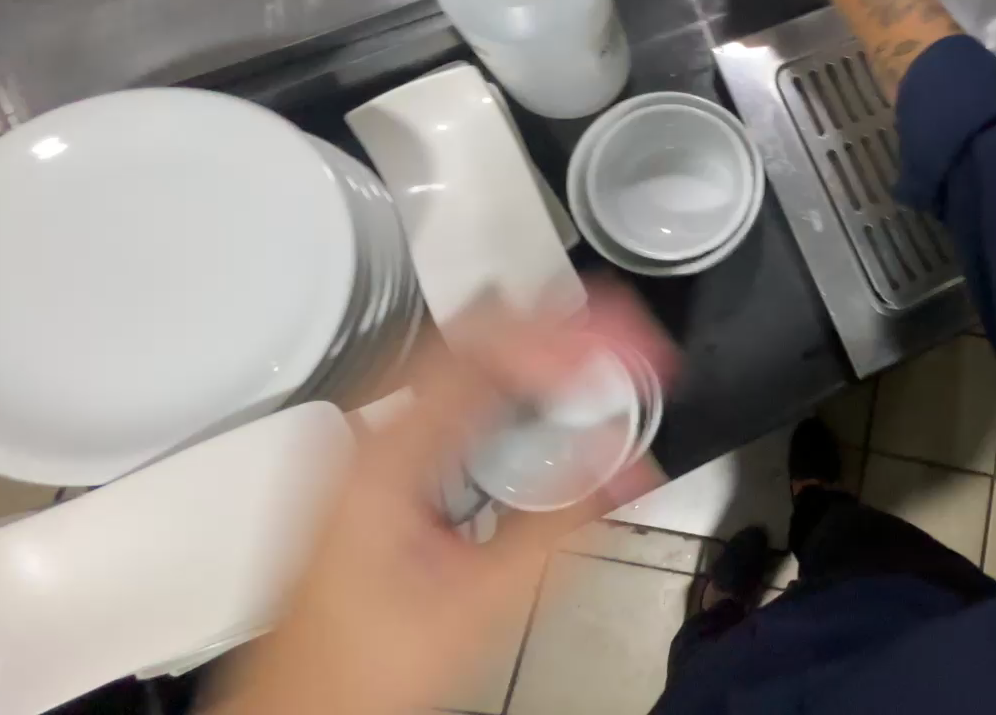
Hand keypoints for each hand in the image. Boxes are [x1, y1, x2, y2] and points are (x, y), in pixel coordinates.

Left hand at [205, 288, 673, 714]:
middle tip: (623, 330)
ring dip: (540, 340)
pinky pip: (458, 383)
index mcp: (386, 462)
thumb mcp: (479, 603)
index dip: (557, 340)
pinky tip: (549, 377)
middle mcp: (374, 435)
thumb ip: (558, 523)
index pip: (480, 361)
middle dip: (558, 326)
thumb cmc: (370, 670)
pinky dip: (515, 369)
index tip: (618, 344)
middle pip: (473, 338)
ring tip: (602, 340)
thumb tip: (626, 464)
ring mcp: (375, 441)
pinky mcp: (387, 456)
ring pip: (465, 353)